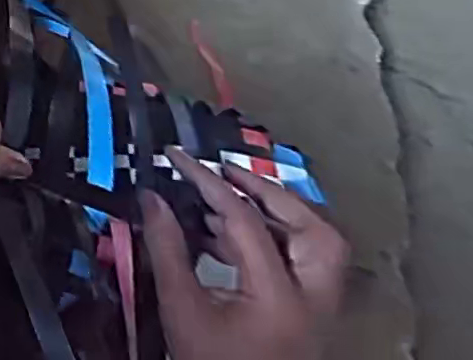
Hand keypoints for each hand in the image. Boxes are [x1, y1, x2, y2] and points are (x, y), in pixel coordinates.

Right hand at [142, 146, 350, 359]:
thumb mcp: (180, 304)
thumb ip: (166, 245)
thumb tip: (152, 196)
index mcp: (281, 297)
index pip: (246, 219)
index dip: (207, 180)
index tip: (175, 156)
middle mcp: (316, 301)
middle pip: (317, 232)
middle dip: (269, 192)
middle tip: (223, 169)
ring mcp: (320, 311)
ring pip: (320, 247)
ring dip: (275, 212)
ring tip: (224, 193)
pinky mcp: (309, 315)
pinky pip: (302, 262)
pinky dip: (268, 234)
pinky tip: (223, 231)